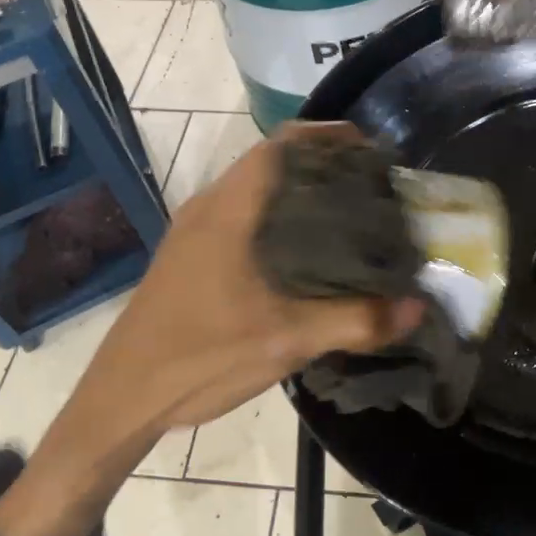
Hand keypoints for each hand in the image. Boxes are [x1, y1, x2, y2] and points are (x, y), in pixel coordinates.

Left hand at [0, 122, 422, 535]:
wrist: (119, 400)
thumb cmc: (200, 356)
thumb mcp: (286, 340)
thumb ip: (355, 320)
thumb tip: (416, 307)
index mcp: (228, 209)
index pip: (281, 145)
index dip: (326, 135)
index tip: (369, 148)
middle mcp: (208, 206)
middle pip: (271, 163)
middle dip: (321, 165)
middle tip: (370, 186)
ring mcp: (193, 231)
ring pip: (254, 190)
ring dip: (297, 192)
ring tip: (346, 214)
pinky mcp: (188, 256)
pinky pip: (241, 215)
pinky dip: (277, 216)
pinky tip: (303, 254)